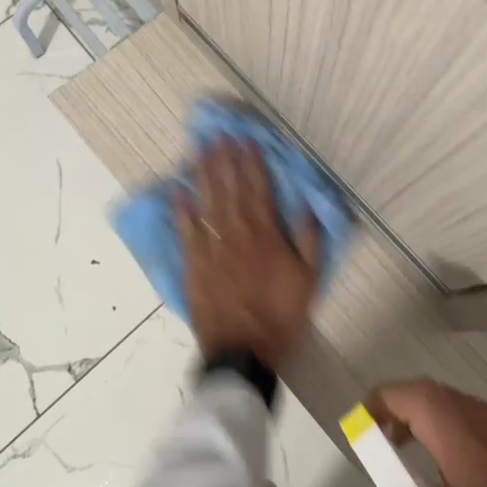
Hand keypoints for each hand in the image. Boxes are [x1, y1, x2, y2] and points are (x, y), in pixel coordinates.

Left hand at [177, 137, 321, 368]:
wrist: (243, 352)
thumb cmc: (280, 315)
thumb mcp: (308, 279)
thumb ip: (308, 239)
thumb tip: (305, 204)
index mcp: (266, 235)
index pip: (258, 189)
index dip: (252, 163)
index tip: (246, 139)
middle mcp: (237, 235)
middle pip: (230, 189)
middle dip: (224, 159)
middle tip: (218, 134)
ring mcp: (212, 249)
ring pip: (207, 203)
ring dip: (204, 174)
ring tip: (200, 150)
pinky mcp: (193, 266)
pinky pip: (186, 232)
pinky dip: (181, 210)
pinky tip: (177, 190)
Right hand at [366, 380, 486, 486]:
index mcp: (479, 451)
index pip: (423, 399)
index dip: (385, 399)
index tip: (361, 419)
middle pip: (445, 400)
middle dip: (410, 417)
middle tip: (385, 447)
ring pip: (474, 412)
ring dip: (443, 430)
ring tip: (428, 474)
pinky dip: (475, 441)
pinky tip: (474, 483)